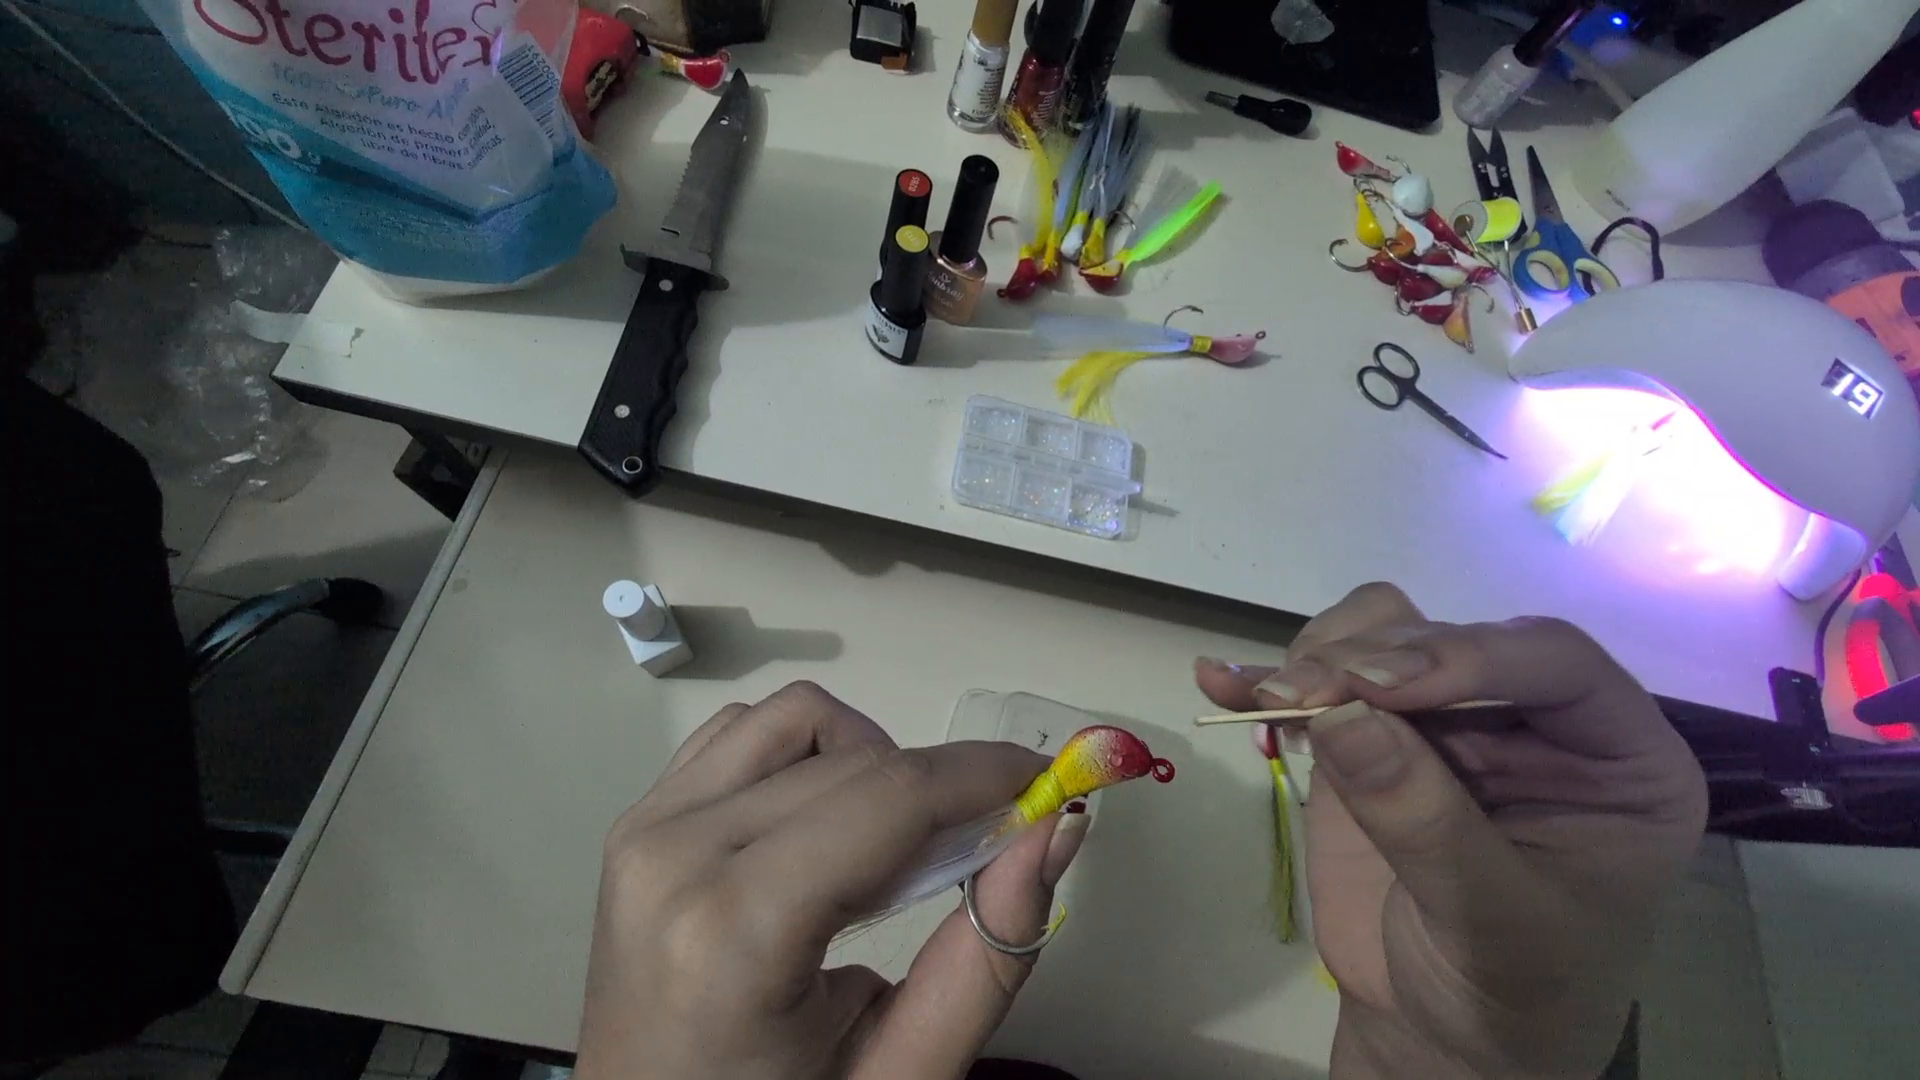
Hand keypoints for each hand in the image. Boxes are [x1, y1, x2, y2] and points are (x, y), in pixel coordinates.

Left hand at [574, 682, 1086, 1079]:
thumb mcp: (901, 1072)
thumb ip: (988, 953)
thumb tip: (1055, 832)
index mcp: (730, 932)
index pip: (889, 800)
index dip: (983, 774)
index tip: (1044, 780)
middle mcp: (674, 854)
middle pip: (855, 762)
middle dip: (939, 788)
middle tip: (976, 847)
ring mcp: (648, 826)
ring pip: (799, 718)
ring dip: (868, 759)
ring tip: (885, 841)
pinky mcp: (642, 815)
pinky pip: (745, 730)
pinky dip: (807, 753)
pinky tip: (823, 821)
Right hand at [1196, 584, 1706, 1079]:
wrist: (1432, 1024)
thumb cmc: (1502, 989)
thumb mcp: (1488, 918)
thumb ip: (1422, 816)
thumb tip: (1339, 712)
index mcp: (1608, 756)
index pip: (1550, 661)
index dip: (1464, 654)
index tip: (1375, 685)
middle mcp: (1522, 719)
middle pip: (1439, 637)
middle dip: (1363, 661)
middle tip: (1294, 697)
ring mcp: (1435, 719)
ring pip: (1375, 632)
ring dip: (1315, 656)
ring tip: (1268, 700)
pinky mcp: (1363, 731)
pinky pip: (1318, 675)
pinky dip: (1267, 675)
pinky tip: (1222, 681)